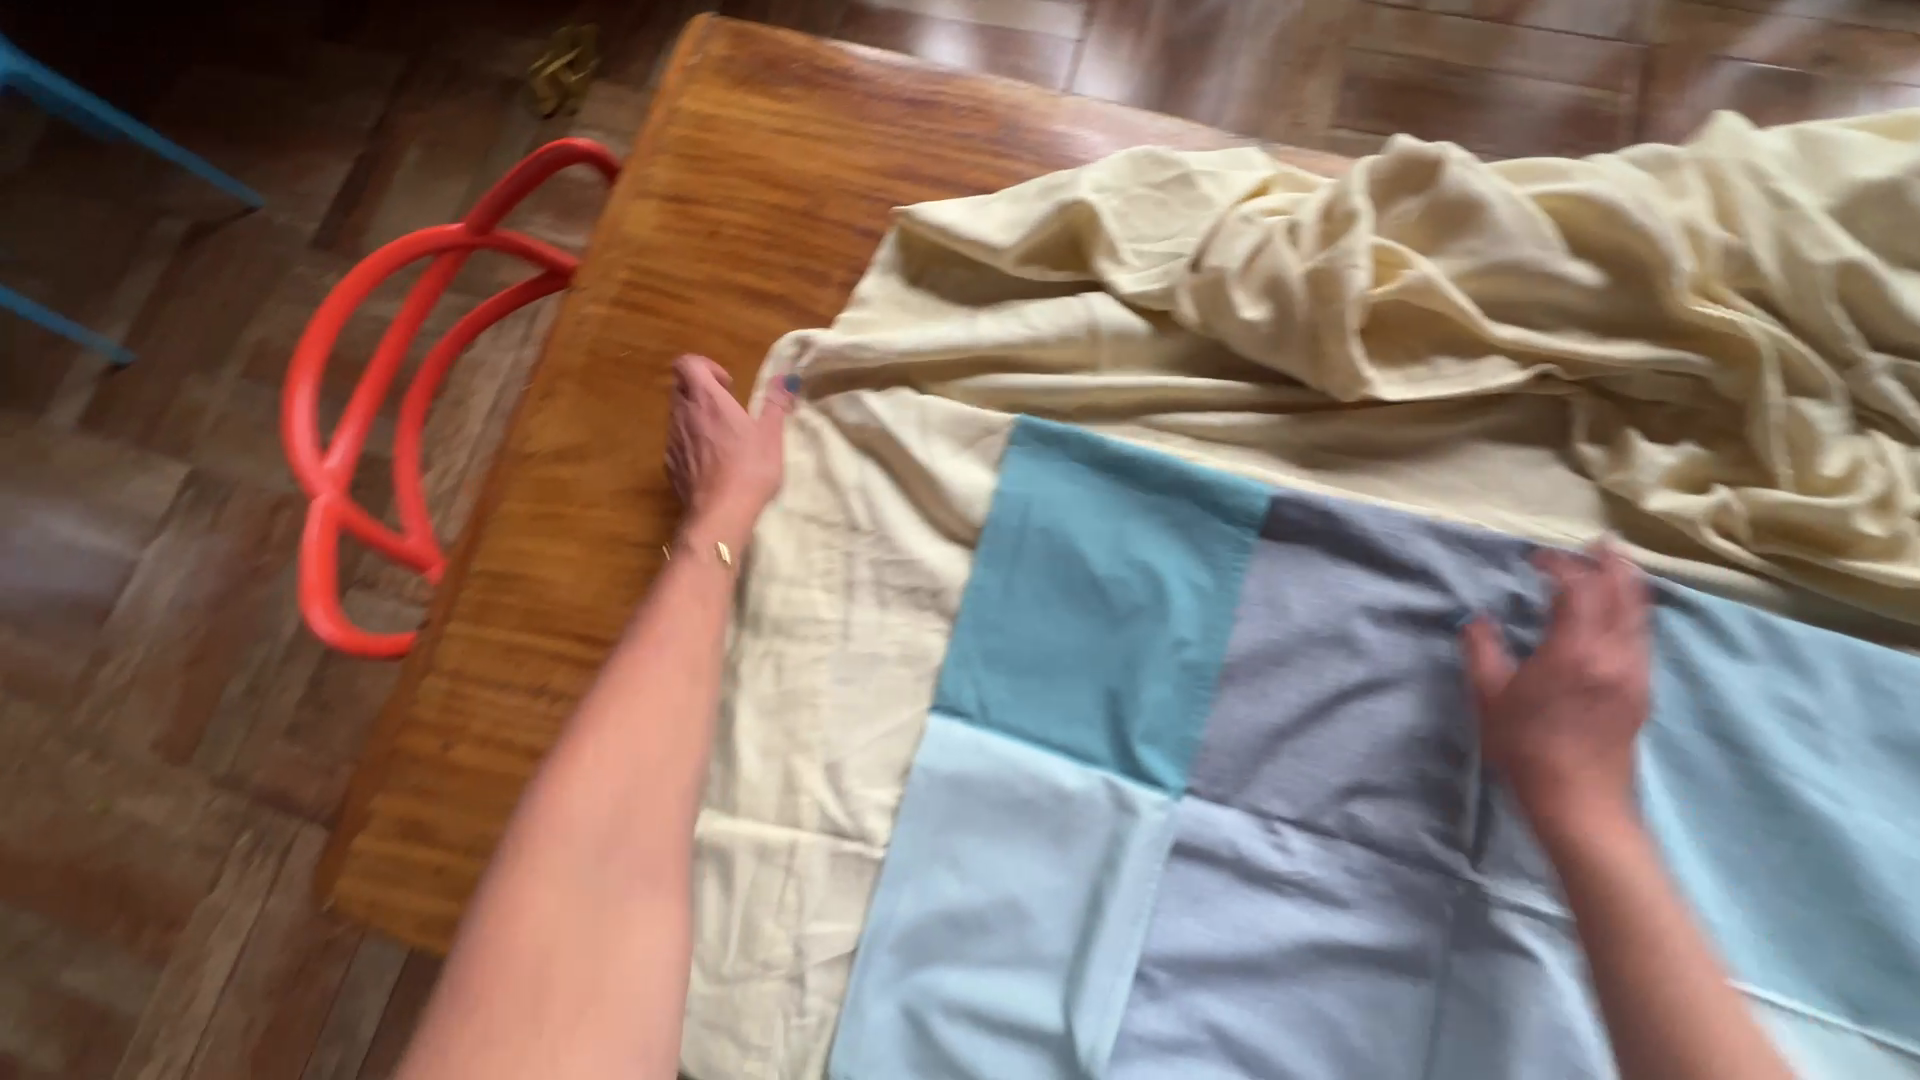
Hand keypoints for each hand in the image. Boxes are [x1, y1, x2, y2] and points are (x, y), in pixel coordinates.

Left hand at [666, 355, 792, 530]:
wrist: (720, 512)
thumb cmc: (750, 468)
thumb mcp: (770, 434)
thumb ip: (775, 402)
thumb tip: (786, 377)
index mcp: (707, 399)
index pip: (686, 363)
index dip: (705, 366)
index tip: (727, 384)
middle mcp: (683, 414)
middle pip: (680, 387)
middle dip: (701, 391)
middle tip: (726, 408)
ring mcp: (672, 440)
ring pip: (678, 415)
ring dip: (696, 417)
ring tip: (722, 437)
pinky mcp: (669, 464)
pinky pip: (677, 442)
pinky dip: (692, 443)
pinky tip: (712, 462)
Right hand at [1460, 541, 1650, 833]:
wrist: (1579, 802)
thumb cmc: (1524, 748)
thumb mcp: (1487, 696)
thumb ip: (1481, 650)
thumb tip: (1477, 621)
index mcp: (1575, 652)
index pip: (1578, 589)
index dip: (1559, 566)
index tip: (1534, 559)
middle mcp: (1614, 655)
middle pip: (1625, 594)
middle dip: (1611, 564)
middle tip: (1597, 544)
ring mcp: (1634, 674)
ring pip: (1640, 615)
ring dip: (1626, 585)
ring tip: (1611, 567)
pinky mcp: (1640, 691)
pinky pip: (1641, 635)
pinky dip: (1631, 611)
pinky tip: (1615, 614)